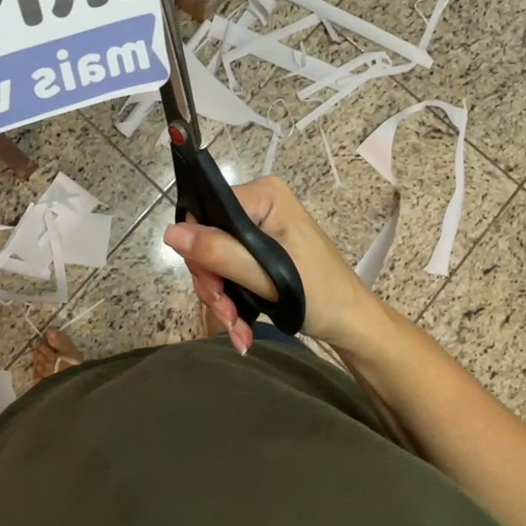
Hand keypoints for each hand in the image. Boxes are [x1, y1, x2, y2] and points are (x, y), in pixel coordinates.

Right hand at [162, 176, 386, 353]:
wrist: (353, 324)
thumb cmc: (320, 295)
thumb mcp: (266, 276)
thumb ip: (219, 252)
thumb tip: (171, 232)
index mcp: (263, 196)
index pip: (207, 211)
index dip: (200, 251)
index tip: (213, 289)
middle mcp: (258, 203)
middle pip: (208, 238)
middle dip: (214, 283)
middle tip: (227, 315)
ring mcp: (259, 226)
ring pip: (216, 258)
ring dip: (222, 298)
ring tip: (238, 329)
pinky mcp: (260, 248)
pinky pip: (230, 267)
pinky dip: (232, 298)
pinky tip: (241, 327)